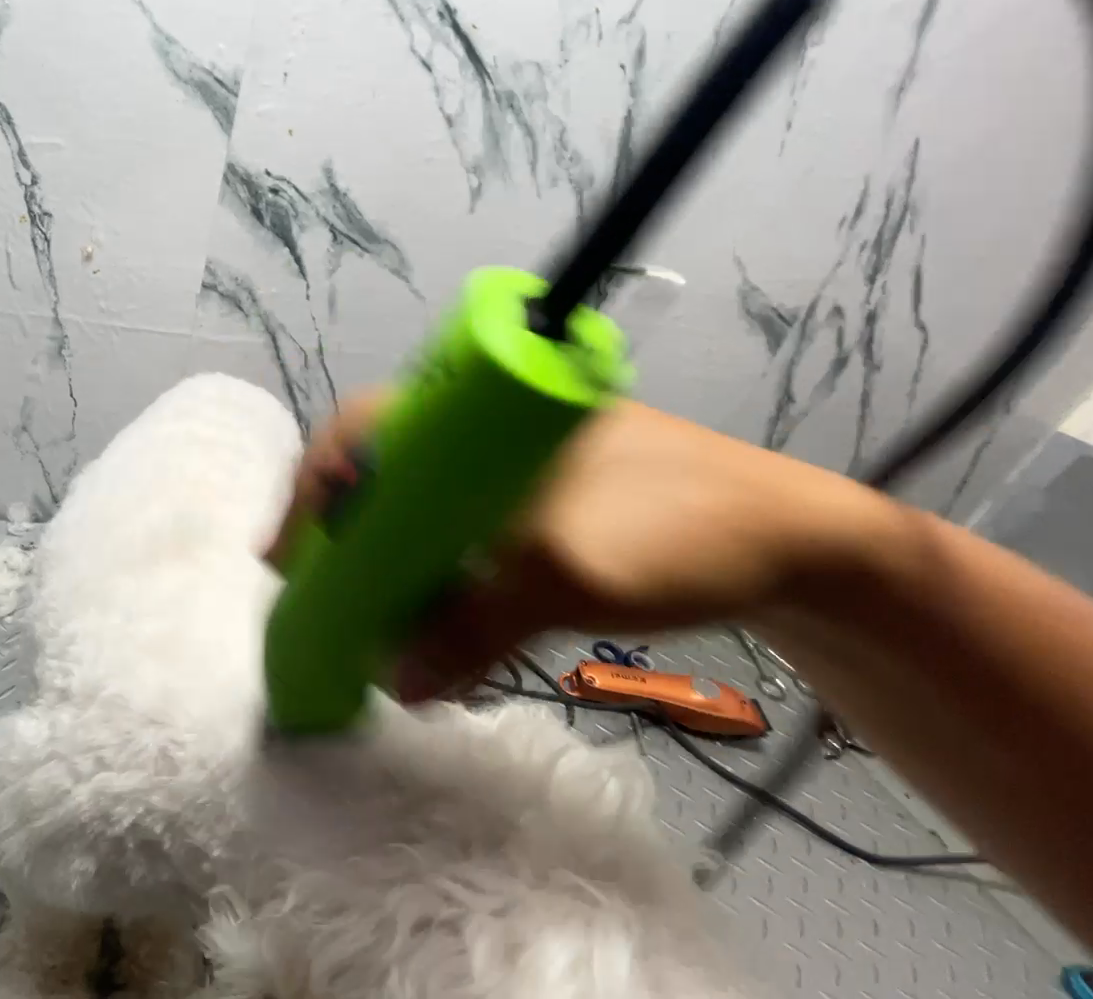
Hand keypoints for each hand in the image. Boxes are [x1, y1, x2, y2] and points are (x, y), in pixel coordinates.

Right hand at [266, 392, 899, 701]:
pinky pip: (457, 543)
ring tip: (366, 624)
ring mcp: (508, 474)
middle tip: (319, 596)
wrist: (803, 549)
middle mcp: (482, 432)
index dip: (314, 485)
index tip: (289, 553)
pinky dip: (434, 584)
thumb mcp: (565, 576)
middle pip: (379, 474)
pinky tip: (433, 628)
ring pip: (417, 513)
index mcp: (480, 407)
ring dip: (389, 569)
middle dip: (345, 537)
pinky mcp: (534, 513)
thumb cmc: (680, 529)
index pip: (362, 425)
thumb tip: (394, 684)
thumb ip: (471, 629)